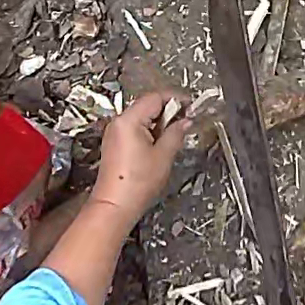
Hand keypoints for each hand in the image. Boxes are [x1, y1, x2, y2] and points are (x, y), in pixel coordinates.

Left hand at [91, 93, 189, 222]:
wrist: (114, 207)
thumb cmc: (136, 183)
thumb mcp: (164, 155)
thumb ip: (176, 132)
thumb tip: (186, 120)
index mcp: (129, 120)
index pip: (155, 97)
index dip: (175, 99)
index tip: (190, 106)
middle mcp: (118, 122)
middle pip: (147, 105)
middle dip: (168, 112)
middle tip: (184, 122)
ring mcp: (114, 133)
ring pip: (142, 117)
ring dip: (159, 122)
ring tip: (172, 137)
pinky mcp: (115, 144)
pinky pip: (134, 128)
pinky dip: (149, 131)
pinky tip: (158, 145)